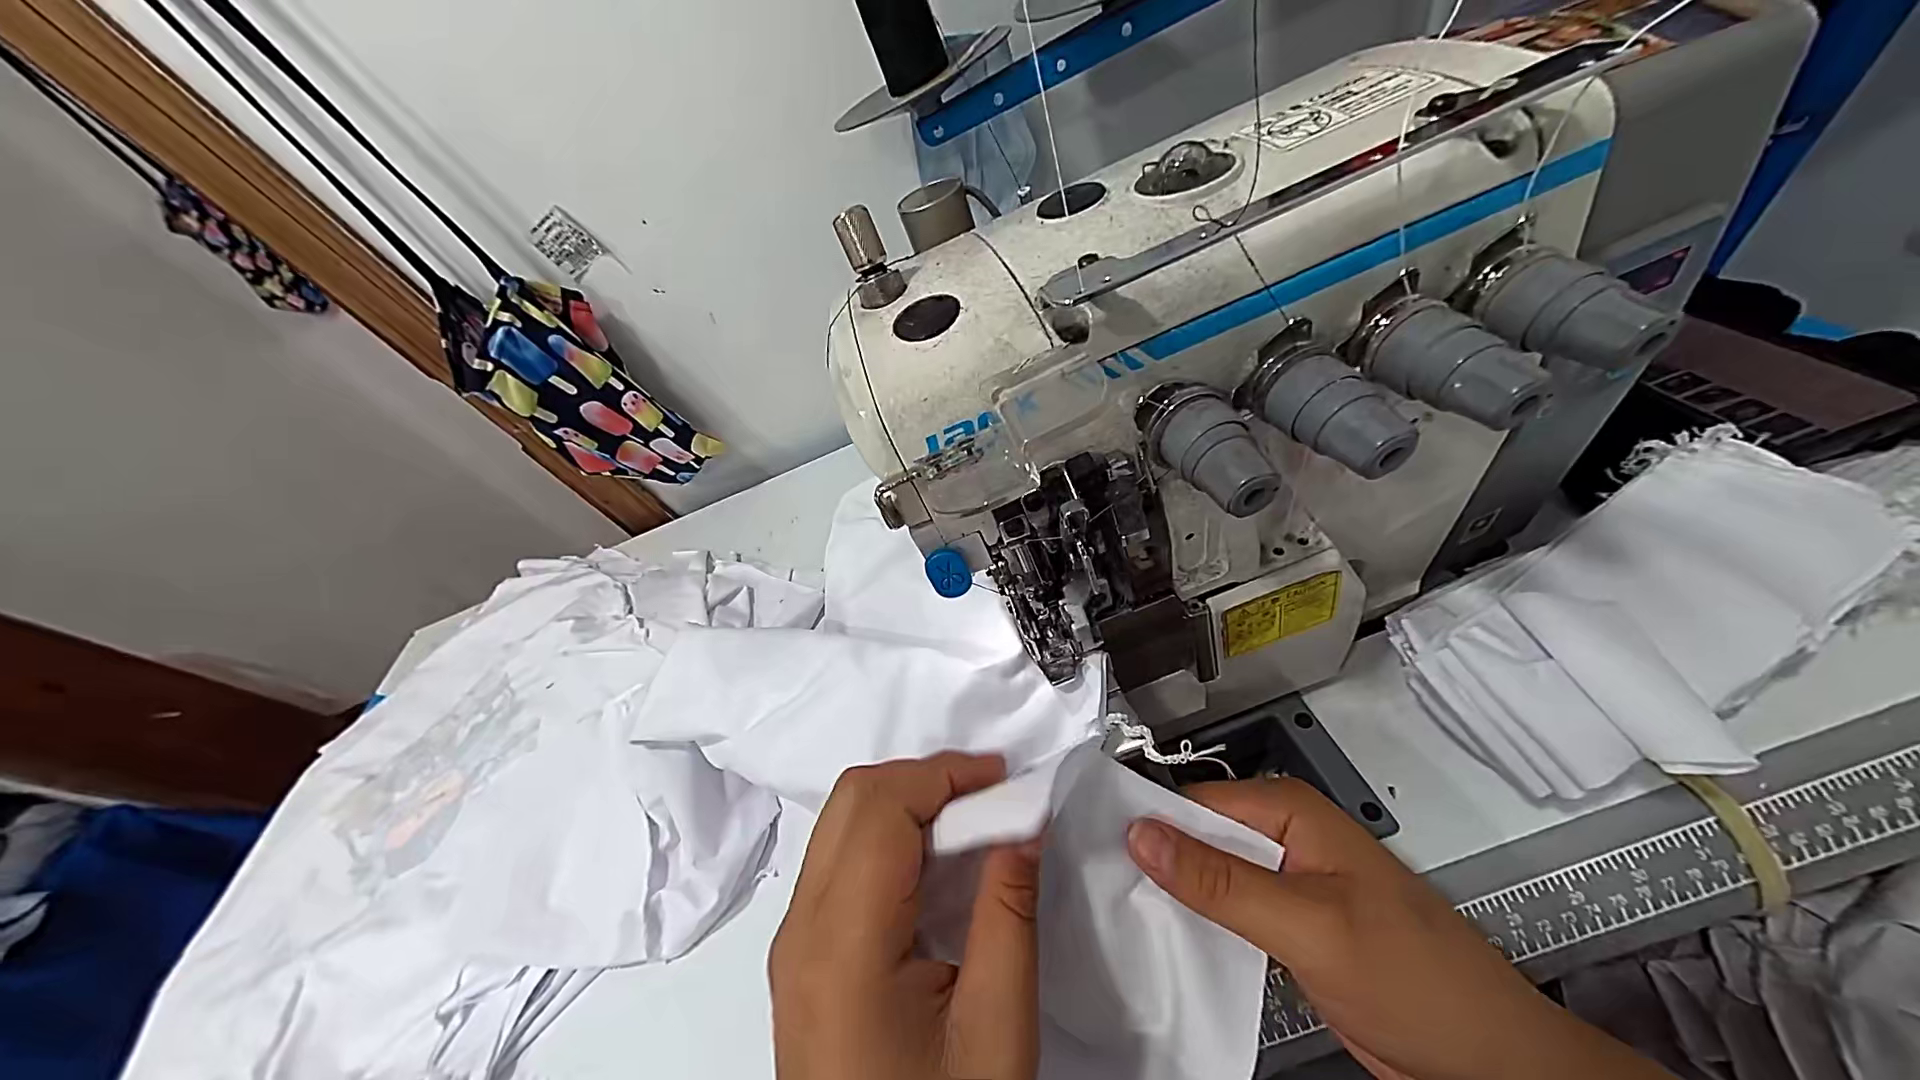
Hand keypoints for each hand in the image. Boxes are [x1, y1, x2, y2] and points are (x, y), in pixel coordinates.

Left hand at [770, 753, 1041, 1079]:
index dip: (945, 774)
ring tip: (972, 822)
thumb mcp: (994, 1029)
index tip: (1004, 779)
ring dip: (908, 801)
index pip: (882, 808)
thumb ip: (1009, 912)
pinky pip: (841, 857)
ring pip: (843, 820)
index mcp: (841, 945)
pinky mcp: (802, 951)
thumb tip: (1023, 825)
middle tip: (989, 796)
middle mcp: (800, 930)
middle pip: (853, 799)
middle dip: (924, 777)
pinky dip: (890, 833)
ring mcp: (793, 940)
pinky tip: (936, 860)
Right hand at [1126, 777, 1668, 1079]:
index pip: (1192, 802)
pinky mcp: (1284, 920)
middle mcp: (1282, 835)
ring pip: (1207, 872)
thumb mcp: (1308, 925)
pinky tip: (1169, 935)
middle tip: (1103, 885)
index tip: (1099, 850)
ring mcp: (1283, 880)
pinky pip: (1226, 907)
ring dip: (1174, 891)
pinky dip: (1199, 919)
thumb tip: (1142, 833)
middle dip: (1157, 859)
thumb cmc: (1419, 980)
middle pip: (1196, 834)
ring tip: (1123, 910)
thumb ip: (1221, 880)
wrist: (1488, 1064)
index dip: (1147, 825)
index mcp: (1289, 809)